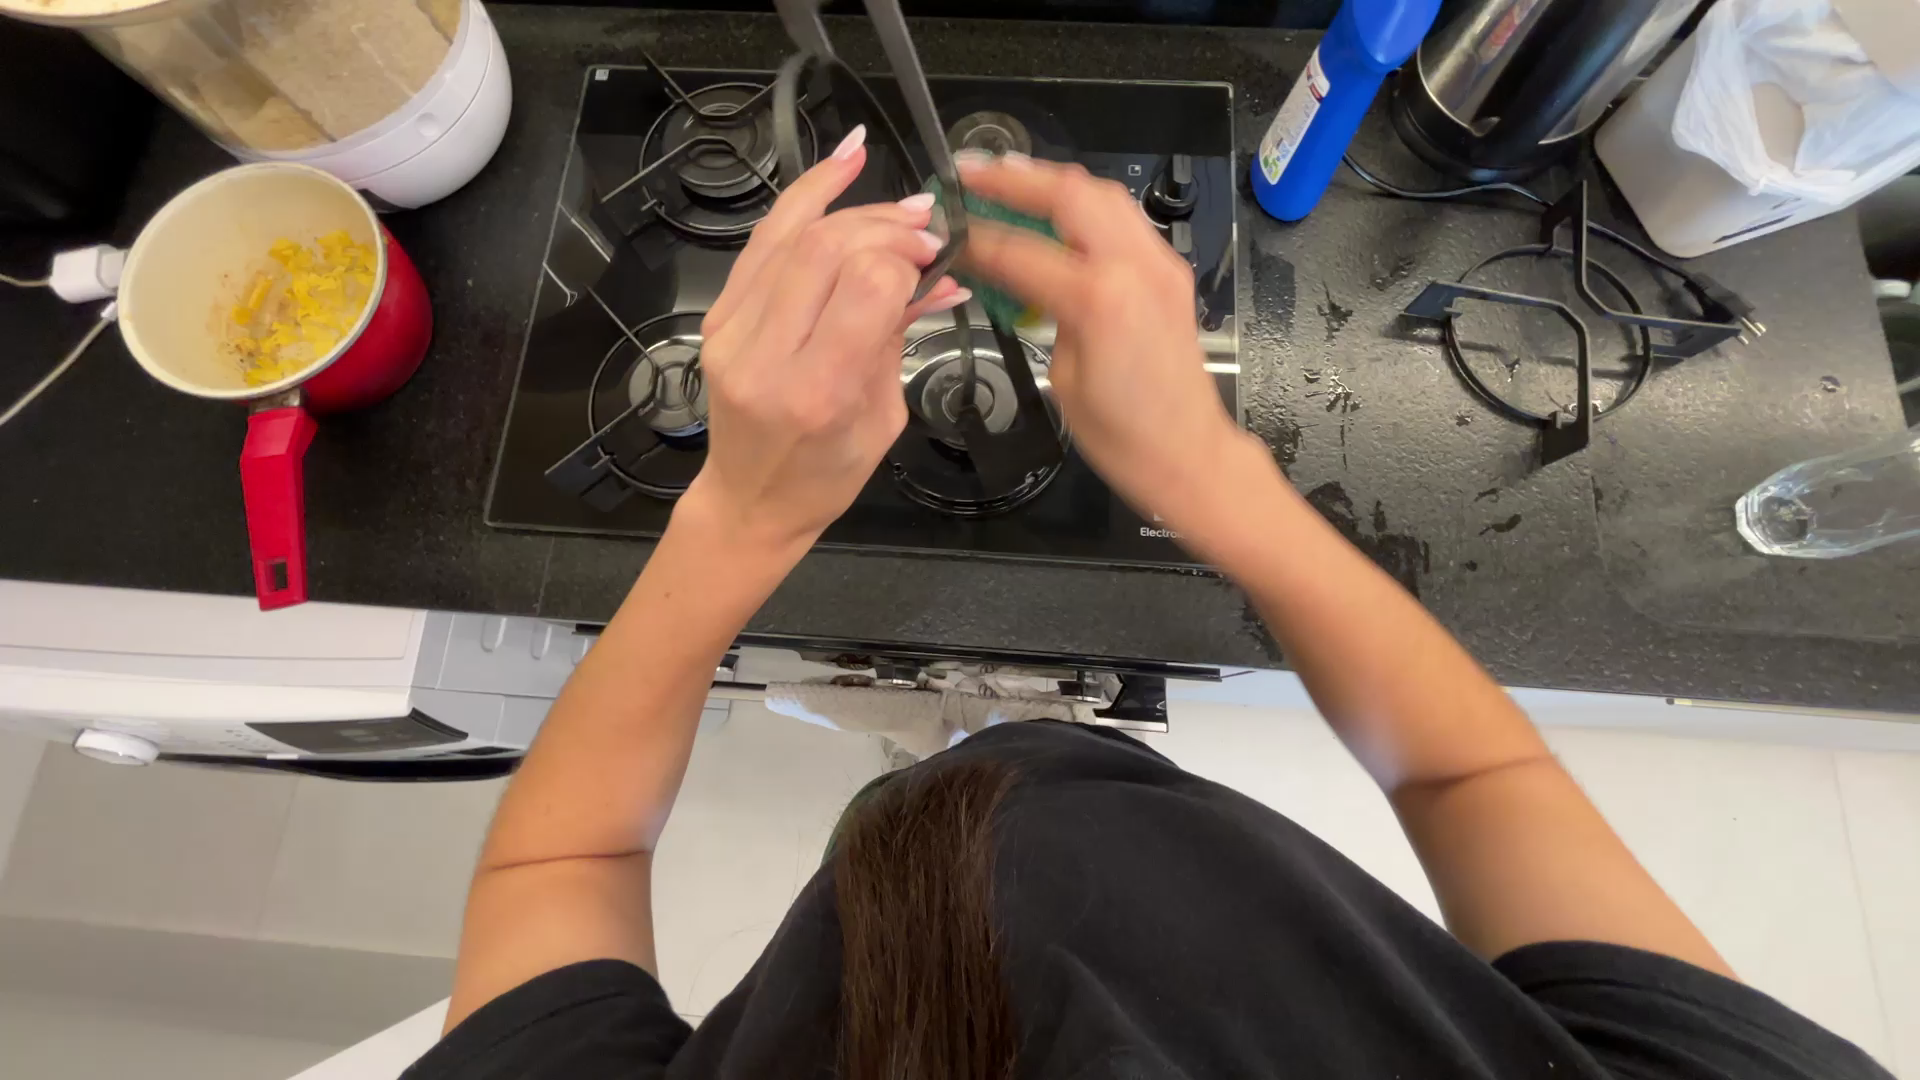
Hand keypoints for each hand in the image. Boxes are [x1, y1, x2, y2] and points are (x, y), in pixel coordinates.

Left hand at [681, 126, 971, 551]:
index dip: (905, 259)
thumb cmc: (826, 479)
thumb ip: (898, 341)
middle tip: (924, 232)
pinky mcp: (718, 316)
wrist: (750, 501)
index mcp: (819, 393)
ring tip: (901, 201)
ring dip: (852, 205)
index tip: (933, 261)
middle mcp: (767, 356)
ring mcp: (731, 331)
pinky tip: (842, 165)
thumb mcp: (882, 420)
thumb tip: (936, 278)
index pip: (866, 286)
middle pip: (826, 249)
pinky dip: (804, 196)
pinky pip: (762, 241)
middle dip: (885, 227)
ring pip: (792, 234)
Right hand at [957, 154, 1260, 532]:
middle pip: (1069, 193)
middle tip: (972, 172)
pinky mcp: (1170, 273)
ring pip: (1102, 195)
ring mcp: (1160, 264)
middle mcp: (1135, 266)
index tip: (946, 227)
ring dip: (1052, 182)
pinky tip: (1057, 213)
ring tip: (1010, 178)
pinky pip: (1123, 220)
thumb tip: (1023, 284)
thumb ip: (1043, 317)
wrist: (1187, 453)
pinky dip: (1084, 206)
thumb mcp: (1062, 377)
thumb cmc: (1121, 436)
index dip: (976, 236)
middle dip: (1016, 177)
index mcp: (1099, 300)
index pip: (1020, 251)